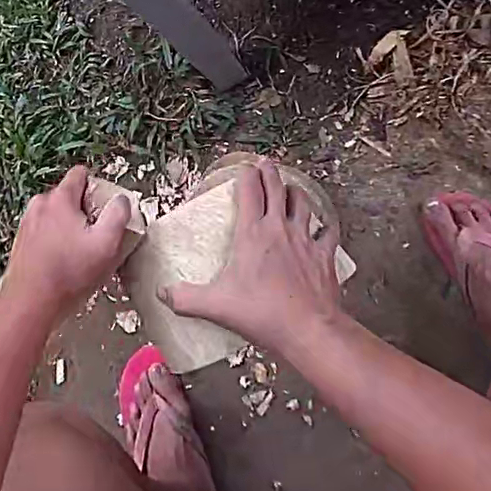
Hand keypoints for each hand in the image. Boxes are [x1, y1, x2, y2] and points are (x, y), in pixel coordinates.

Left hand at [0, 166, 132, 320]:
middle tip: (94, 237)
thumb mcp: (107, 242)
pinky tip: (63, 265)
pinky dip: (55, 243)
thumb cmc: (69, 273)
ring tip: (78, 254)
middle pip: (69, 196)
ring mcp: (27, 225)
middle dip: (84, 211)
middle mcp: (39, 206)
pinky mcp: (20, 244)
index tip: (104, 211)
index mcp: (60, 199)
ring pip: (56, 216)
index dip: (97, 188)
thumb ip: (119, 214)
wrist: (28, 305)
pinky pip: (44, 234)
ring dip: (68, 229)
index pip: (80, 174)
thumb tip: (121, 201)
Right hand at [160, 158, 343, 355]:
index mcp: (253, 233)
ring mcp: (306, 238)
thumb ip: (186, 299)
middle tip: (266, 163)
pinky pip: (328, 231)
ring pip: (303, 203)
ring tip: (291, 188)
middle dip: (270, 172)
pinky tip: (324, 225)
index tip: (244, 168)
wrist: (308, 328)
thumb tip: (162, 294)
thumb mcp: (216, 306)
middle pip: (276, 188)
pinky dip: (325, 225)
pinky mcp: (325, 253)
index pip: (250, 192)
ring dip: (296, 193)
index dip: (247, 176)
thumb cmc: (261, 313)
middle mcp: (280, 228)